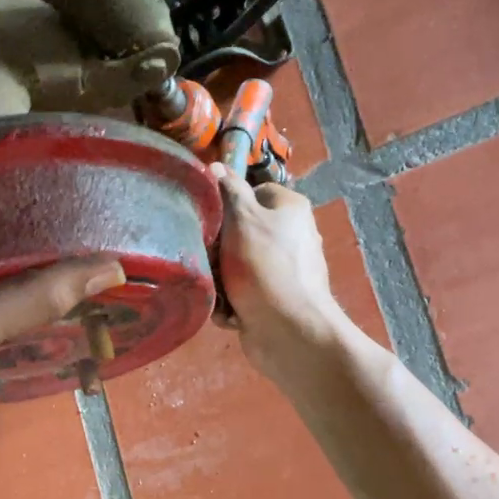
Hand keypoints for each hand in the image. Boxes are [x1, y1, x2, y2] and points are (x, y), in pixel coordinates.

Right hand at [210, 163, 355, 375]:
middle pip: (240, 232)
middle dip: (219, 250)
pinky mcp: (273, 300)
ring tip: (218, 291)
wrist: (289, 331)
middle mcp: (290, 237)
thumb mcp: (242, 220)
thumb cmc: (264, 268)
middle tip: (208, 260)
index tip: (209, 221)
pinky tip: (229, 312)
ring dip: (220, 280)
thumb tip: (217, 166)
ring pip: (236, 266)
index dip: (228, 205)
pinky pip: (242, 294)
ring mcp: (283, 271)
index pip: (253, 192)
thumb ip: (229, 191)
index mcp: (290, 209)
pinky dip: (231, 304)